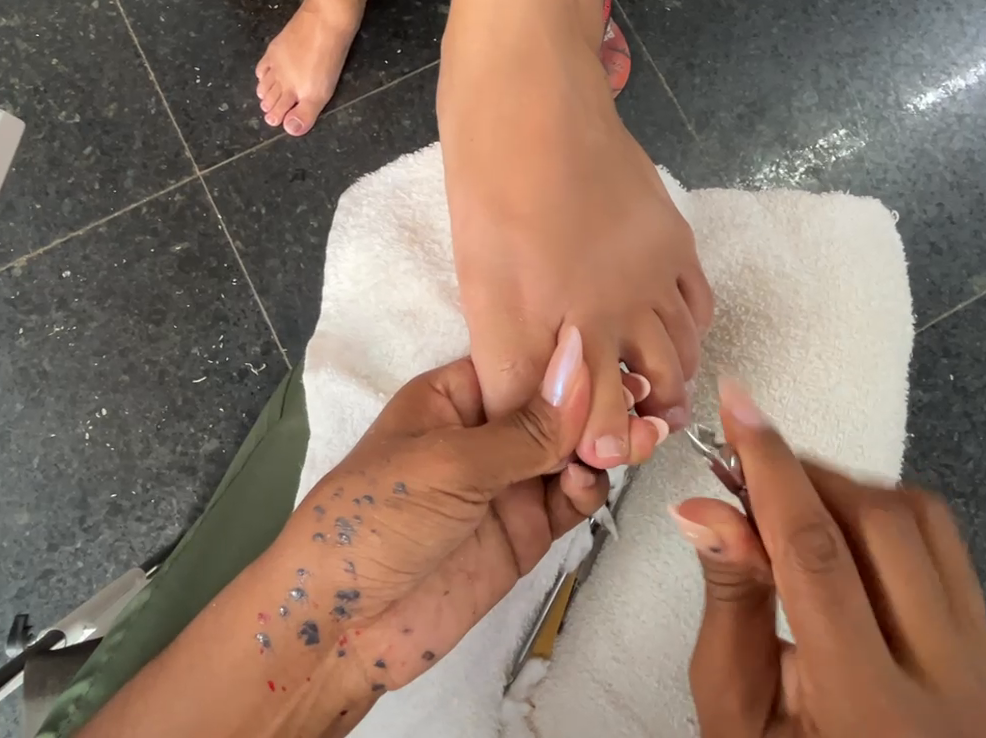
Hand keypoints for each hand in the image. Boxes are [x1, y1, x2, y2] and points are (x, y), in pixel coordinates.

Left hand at [91, 328, 608, 737]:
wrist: (343, 628)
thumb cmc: (375, 517)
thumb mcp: (448, 462)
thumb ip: (524, 426)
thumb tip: (580, 358)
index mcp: (451, 397)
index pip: (520, 364)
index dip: (568, 361)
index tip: (616, 356)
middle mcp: (482, 434)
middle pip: (551, 409)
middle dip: (594, 404)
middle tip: (642, 401)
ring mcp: (504, 484)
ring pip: (568, 453)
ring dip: (601, 444)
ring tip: (637, 439)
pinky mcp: (521, 532)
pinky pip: (568, 500)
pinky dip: (589, 487)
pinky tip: (596, 479)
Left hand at [439, 0, 712, 469]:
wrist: (530, 91)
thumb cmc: (485, 184)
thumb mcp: (477, 279)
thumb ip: (506, 355)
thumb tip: (524, 414)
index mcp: (563, 328)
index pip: (591, 423)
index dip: (590, 451)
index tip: (581, 461)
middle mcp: (622, 310)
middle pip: (648, 394)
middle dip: (634, 424)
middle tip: (617, 431)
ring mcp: (657, 269)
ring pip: (680, 353)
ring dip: (664, 382)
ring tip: (645, 392)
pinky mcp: (675, 234)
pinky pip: (700, 304)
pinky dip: (689, 333)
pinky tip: (670, 332)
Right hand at [672, 380, 985, 737]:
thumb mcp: (734, 712)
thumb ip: (729, 602)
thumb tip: (703, 505)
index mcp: (871, 711)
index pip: (816, 554)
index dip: (771, 467)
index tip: (736, 403)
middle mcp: (951, 681)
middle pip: (882, 522)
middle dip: (805, 474)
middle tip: (747, 473)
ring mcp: (985, 666)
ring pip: (924, 521)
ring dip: (847, 489)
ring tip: (789, 504)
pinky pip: (943, 547)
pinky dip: (883, 514)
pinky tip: (838, 535)